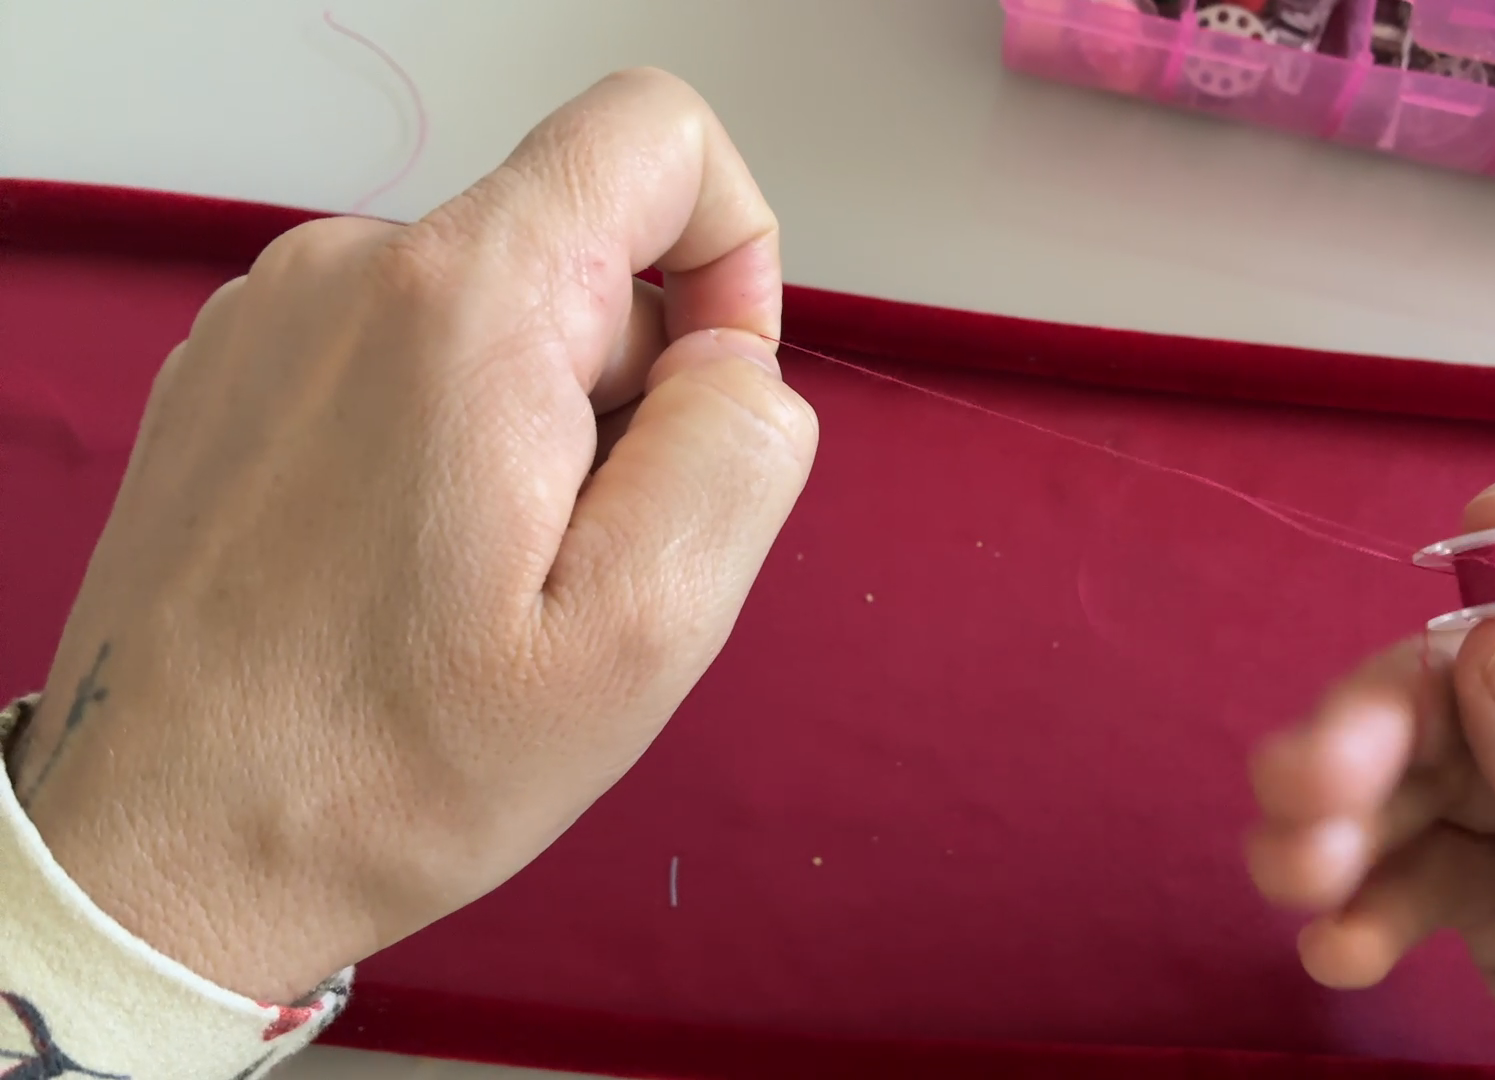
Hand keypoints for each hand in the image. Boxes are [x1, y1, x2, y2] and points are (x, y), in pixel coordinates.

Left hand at [7, 70, 817, 1003]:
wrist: (174, 860)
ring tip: (525, 566)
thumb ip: (738, 449)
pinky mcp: (268, 372)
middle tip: (605, 549)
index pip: (658, 140)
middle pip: (607, 260)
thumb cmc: (422, 756)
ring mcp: (295, 315)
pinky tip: (459, 556)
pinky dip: (506, 440)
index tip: (717, 387)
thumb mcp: (650, 621)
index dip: (735, 249)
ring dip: (583, 431)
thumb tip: (736, 359)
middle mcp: (364, 270)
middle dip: (652, 396)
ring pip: (541, 317)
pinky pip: (460, 357)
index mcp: (472, 306)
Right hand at [1246, 421, 1494, 1078]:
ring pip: (1412, 755)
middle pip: (1475, 667)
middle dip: (1375, 722)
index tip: (1484, 523)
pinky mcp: (1487, 869)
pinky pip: (1402, 851)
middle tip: (1299, 788)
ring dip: (1338, 811)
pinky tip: (1339, 946)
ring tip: (1290, 872)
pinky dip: (1358, 892)